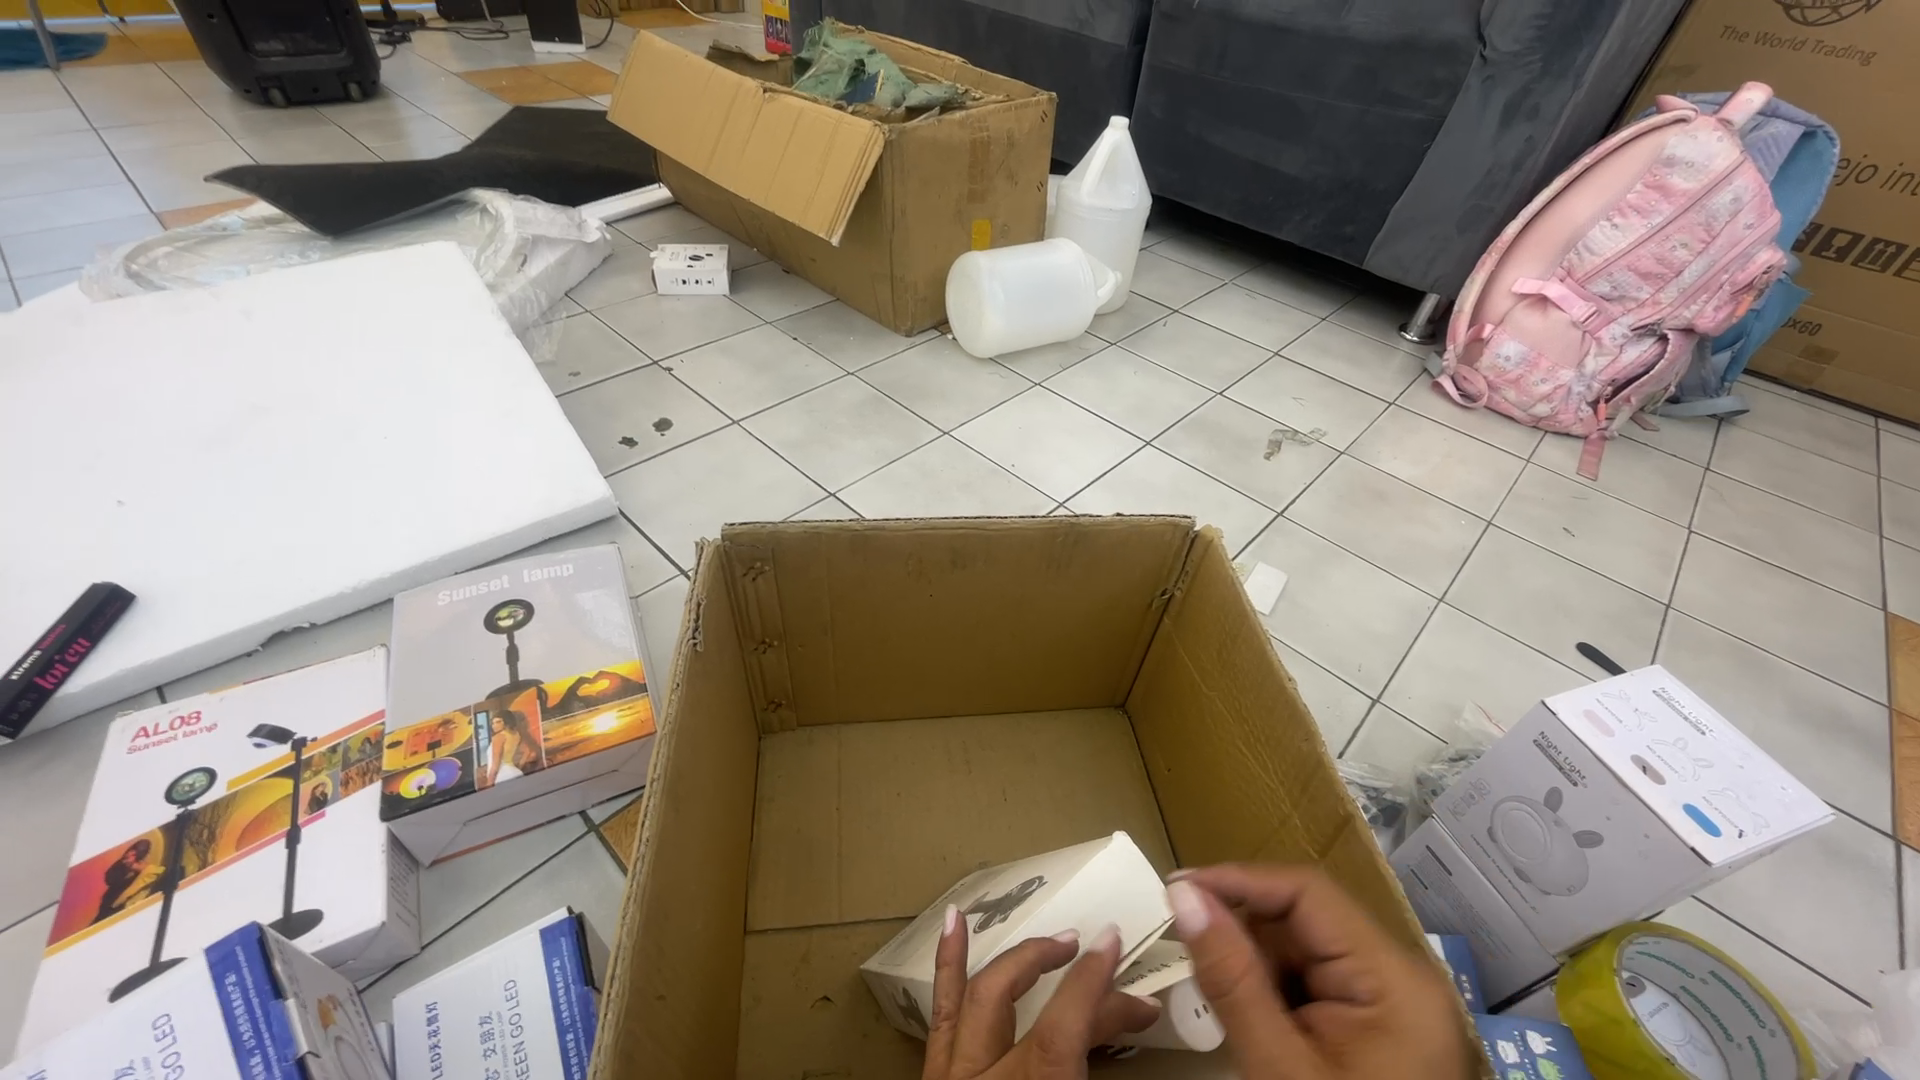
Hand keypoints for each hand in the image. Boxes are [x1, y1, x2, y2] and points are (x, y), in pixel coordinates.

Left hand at [922, 906, 1161, 1079]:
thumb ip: (1099, 1062)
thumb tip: (1139, 1010)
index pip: (1063, 1024)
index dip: (1092, 980)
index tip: (1114, 941)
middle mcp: (982, 1075)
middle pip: (1012, 999)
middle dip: (1049, 962)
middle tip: (1087, 946)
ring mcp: (950, 1073)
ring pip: (973, 997)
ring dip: (1009, 957)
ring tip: (1043, 934)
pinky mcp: (933, 1073)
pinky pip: (939, 1013)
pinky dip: (948, 966)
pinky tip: (953, 920)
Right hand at [1166, 865, 1474, 1079]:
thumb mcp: (1279, 1067)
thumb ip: (1231, 978)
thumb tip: (1182, 894)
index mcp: (1392, 978)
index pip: (1305, 892)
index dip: (1236, 880)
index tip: (1174, 888)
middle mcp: (1400, 976)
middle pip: (1303, 922)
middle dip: (1243, 938)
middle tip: (1192, 962)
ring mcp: (1393, 1001)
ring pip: (1302, 953)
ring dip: (1255, 972)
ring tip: (1231, 1016)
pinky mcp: (1379, 1024)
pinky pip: (1314, 984)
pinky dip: (1275, 997)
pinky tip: (1260, 1032)